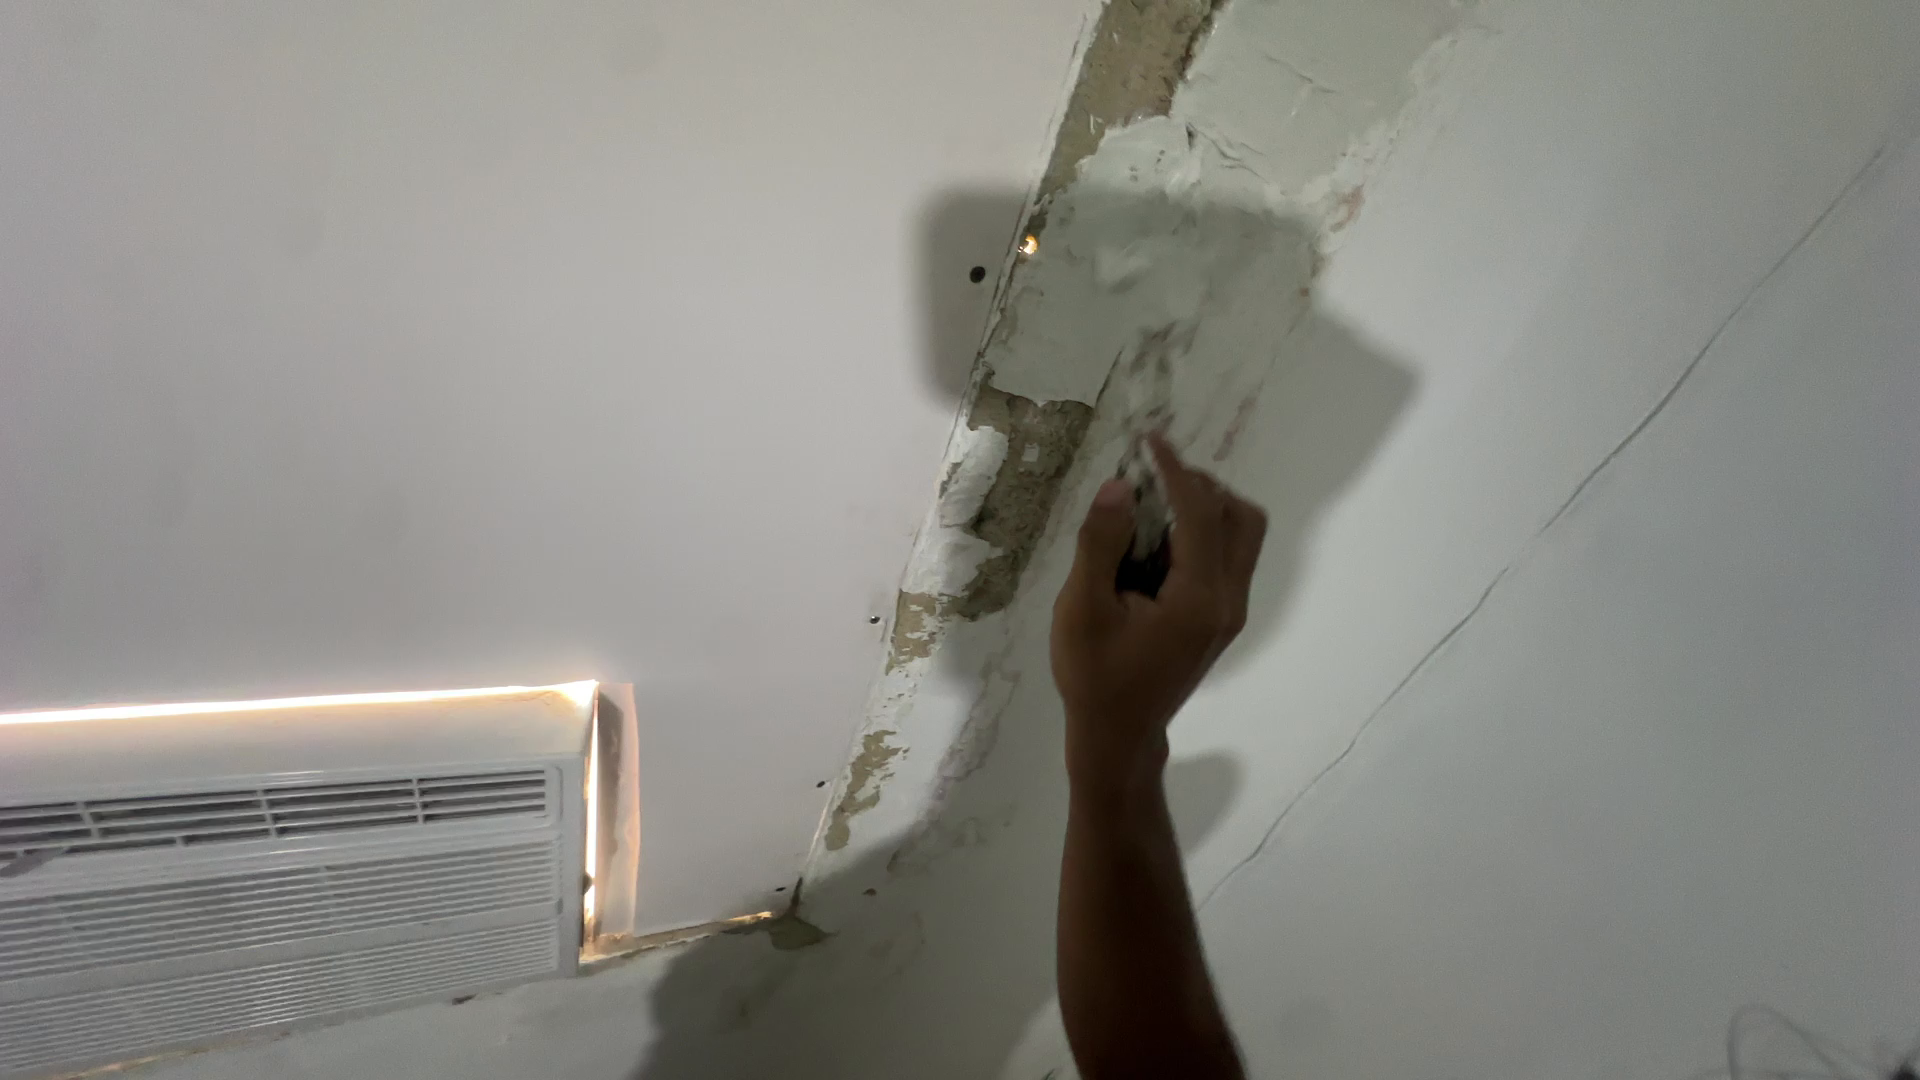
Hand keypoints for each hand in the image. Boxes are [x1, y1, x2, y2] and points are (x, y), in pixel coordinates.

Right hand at [1051, 435, 1266, 795]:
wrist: (1117, 734)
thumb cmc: (1094, 675)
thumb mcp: (1082, 609)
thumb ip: (1101, 544)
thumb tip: (1121, 485)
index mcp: (1198, 598)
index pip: (1200, 513)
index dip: (1175, 470)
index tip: (1149, 441)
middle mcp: (1227, 601)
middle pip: (1241, 518)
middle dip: (1199, 487)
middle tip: (1150, 482)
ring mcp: (1229, 612)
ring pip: (1241, 537)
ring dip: (1205, 509)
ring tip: (1151, 509)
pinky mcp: (1220, 619)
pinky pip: (1226, 558)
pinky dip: (1201, 534)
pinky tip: (1155, 545)